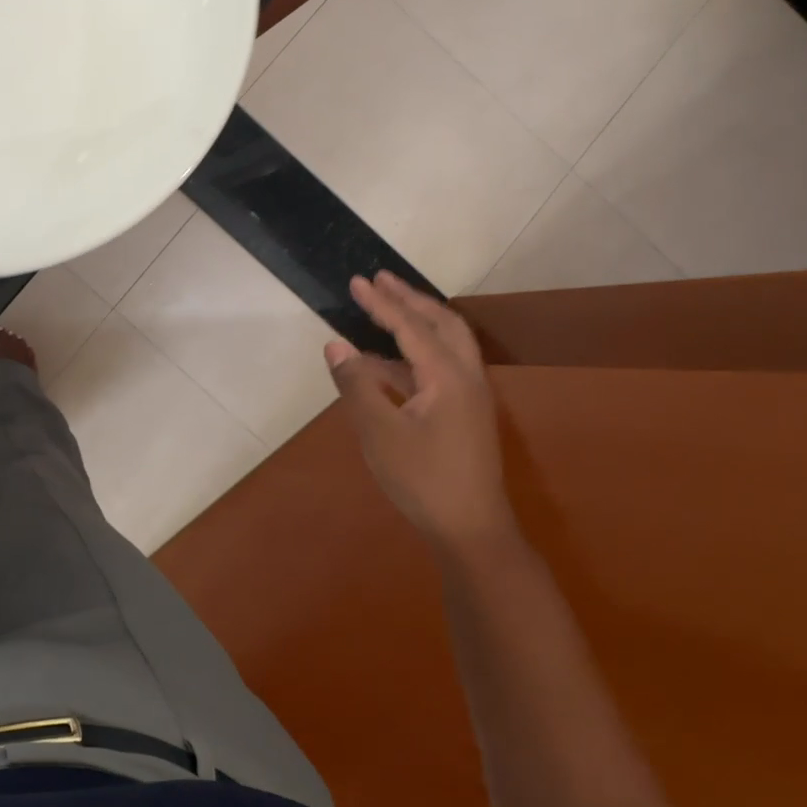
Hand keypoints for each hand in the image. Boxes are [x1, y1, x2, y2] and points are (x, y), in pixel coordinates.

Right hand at [324, 271, 515, 550]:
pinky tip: (385, 360)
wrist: (470, 526)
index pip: (411, 328)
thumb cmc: (421, 478)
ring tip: (385, 308)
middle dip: (410, 299)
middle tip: (380, 280)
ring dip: (418, 320)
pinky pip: (441, 365)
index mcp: (447, 378)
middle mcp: (466, 378)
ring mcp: (469, 396)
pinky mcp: (464, 413)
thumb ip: (356, 385)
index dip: (382, 303)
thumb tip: (336, 346)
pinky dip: (414, 349)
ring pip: (447, 343)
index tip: (357, 280)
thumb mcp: (378, 431)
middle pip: (442, 324)